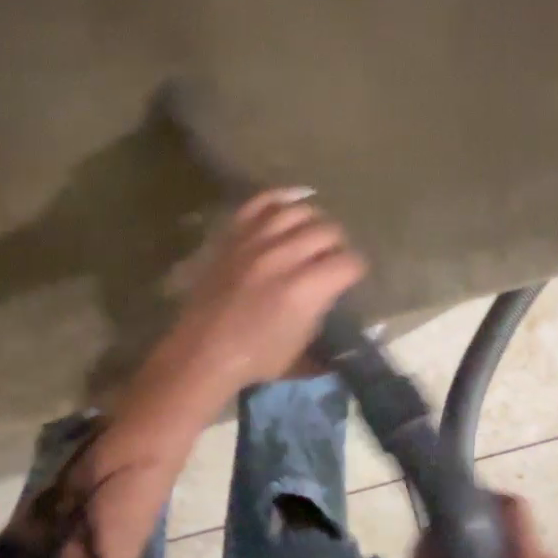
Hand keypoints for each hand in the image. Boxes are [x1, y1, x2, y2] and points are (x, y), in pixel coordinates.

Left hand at [147, 188, 366, 393]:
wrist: (202, 350)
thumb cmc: (255, 358)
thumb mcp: (302, 348)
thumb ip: (322, 314)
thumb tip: (331, 295)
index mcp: (305, 289)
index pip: (348, 262)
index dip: (355, 270)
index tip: (351, 277)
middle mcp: (283, 257)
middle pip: (327, 231)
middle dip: (337, 245)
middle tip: (331, 258)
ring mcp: (255, 242)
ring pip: (298, 211)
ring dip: (313, 221)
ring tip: (312, 234)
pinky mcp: (234, 235)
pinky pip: (260, 203)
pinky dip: (280, 199)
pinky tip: (291, 204)